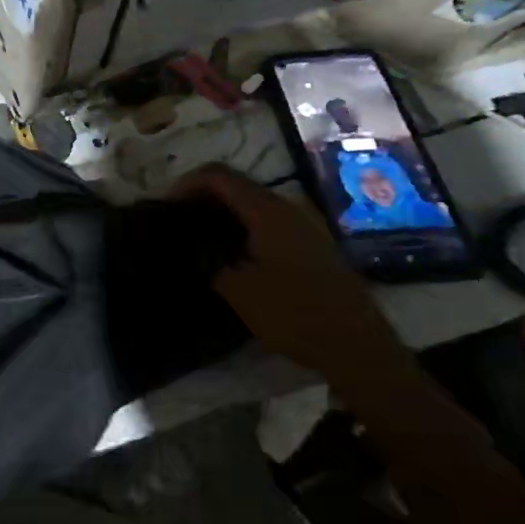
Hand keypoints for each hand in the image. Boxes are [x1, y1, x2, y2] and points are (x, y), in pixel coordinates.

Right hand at [177, 166, 402, 376]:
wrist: (358, 347)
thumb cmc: (294, 313)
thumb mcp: (237, 289)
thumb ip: (209, 260)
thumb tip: (192, 246)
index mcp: (266, 211)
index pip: (218, 176)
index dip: (186, 184)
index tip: (166, 207)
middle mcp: (286, 208)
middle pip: (236, 185)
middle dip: (202, 197)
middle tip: (179, 221)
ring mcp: (303, 226)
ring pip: (253, 203)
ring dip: (223, 212)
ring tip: (200, 238)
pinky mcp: (311, 245)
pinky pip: (267, 221)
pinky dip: (242, 226)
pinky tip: (233, 254)